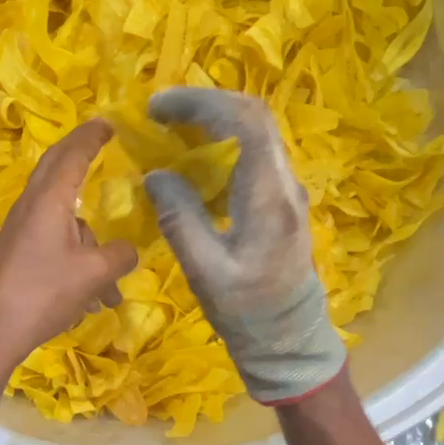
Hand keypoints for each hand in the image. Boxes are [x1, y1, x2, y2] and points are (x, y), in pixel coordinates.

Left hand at [0, 120, 137, 386]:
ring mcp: (19, 232)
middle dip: (79, 156)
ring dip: (89, 244)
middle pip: (55, 170)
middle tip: (100, 144)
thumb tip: (127, 250)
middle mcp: (30, 208)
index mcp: (48, 200)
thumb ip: (119, 256)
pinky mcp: (15, 256)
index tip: (108, 123)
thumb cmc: (44, 293)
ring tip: (109, 291)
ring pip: (61, 220)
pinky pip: (52, 245)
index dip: (91, 136)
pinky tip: (89, 303)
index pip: (72, 154)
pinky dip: (75, 262)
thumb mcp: (94, 275)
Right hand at [144, 88, 345, 404]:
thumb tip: (156, 176)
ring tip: (172, 127)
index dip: (201, 104)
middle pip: (255, 118)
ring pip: (257, 133)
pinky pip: (254, 155)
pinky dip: (222, 143)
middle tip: (160, 111)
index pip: (245, 122)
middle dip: (206, 104)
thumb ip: (180, 218)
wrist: (287, 340)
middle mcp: (286, 184)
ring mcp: (287, 191)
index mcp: (269, 196)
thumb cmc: (245, 311)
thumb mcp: (204, 270)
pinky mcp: (280, 203)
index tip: (157, 108)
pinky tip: (194, 157)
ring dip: (215, 120)